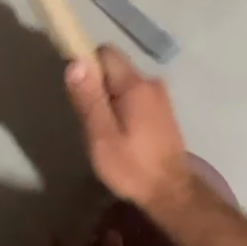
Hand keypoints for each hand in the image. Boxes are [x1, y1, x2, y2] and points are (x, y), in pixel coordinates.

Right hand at [65, 45, 191, 209]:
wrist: (172, 192)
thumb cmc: (132, 167)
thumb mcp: (102, 136)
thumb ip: (88, 98)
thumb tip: (74, 61)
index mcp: (135, 85)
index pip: (105, 52)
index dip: (86, 65)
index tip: (77, 91)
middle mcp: (150, 82)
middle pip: (114, 67)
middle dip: (97, 86)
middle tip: (91, 120)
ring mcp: (160, 96)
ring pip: (123, 83)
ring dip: (110, 99)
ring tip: (105, 131)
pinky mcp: (163, 110)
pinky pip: (135, 96)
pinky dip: (123, 107)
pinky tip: (122, 134)